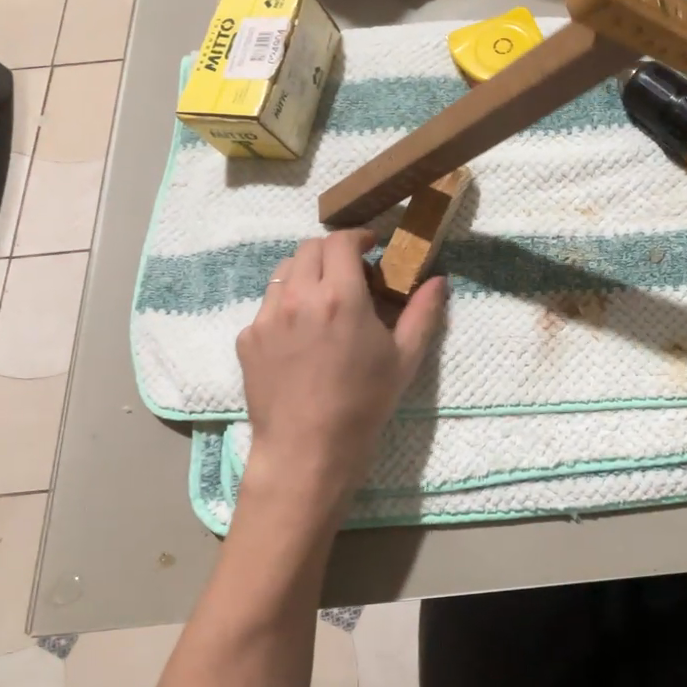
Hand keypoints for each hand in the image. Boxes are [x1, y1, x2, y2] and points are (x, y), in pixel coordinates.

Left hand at [234, 229, 446, 517]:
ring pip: (283, 273)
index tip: (370, 246)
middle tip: (350, 272)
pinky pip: (267, 306)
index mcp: (341, 296)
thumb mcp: (405, 358)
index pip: (341, 240)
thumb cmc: (364, 403)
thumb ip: (423, 312)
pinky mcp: (247, 338)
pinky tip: (302, 336)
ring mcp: (266, 317)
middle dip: (331, 251)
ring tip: (324, 300)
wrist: (308, 449)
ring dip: (306, 274)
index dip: (357, 237)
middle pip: (308, 248)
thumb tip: (438, 280)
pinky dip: (287, 306)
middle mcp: (299, 296)